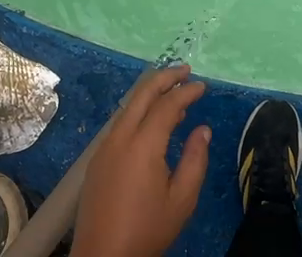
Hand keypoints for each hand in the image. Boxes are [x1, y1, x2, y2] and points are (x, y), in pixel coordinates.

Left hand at [74, 66, 211, 256]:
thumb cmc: (146, 230)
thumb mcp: (182, 200)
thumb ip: (195, 160)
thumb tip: (202, 129)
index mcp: (143, 144)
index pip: (167, 105)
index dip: (186, 92)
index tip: (203, 86)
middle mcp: (120, 137)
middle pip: (142, 94)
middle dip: (165, 77)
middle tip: (186, 71)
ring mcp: (105, 146)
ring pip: (129, 106)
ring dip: (151, 94)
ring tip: (174, 94)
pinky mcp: (98, 159)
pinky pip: (121, 123)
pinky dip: (139, 112)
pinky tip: (152, 123)